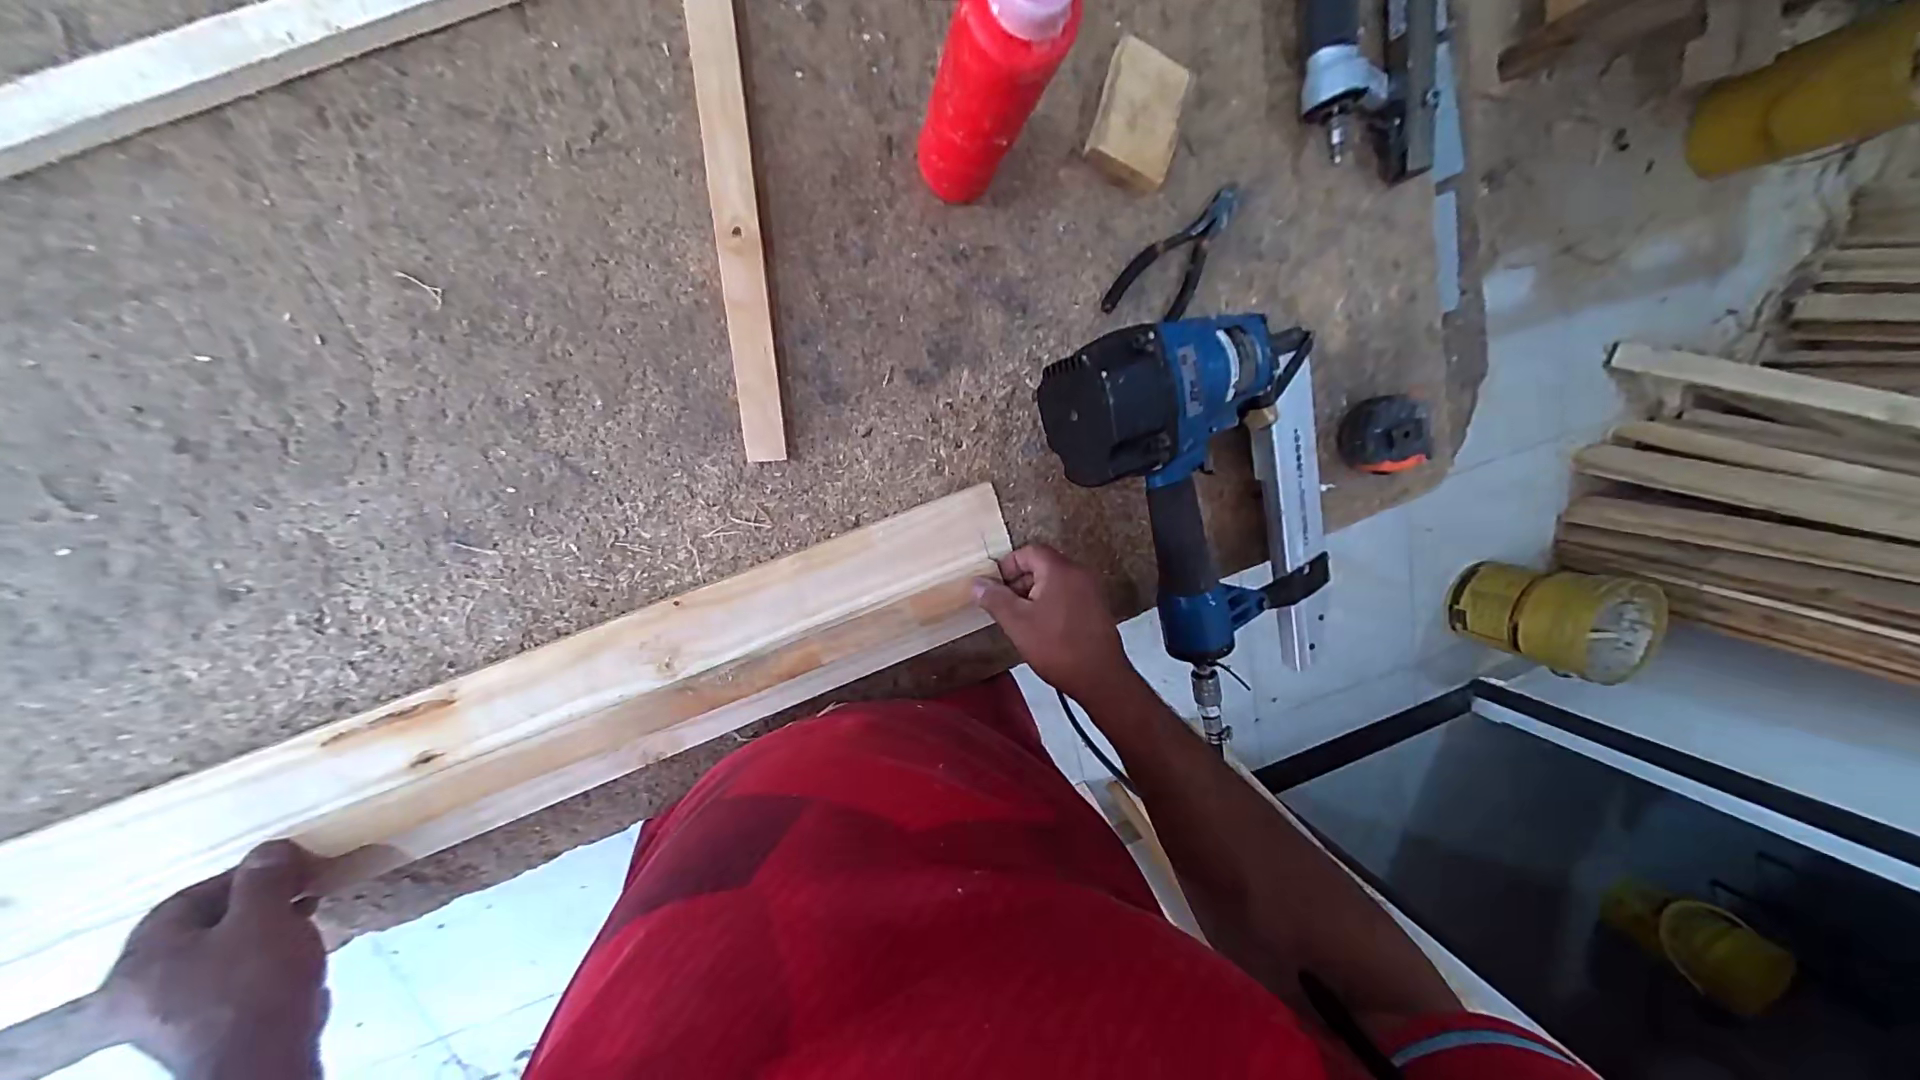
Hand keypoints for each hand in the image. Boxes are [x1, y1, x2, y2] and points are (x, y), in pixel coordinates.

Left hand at [100, 841, 327, 1079]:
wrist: (263, 1056)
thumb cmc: (256, 980)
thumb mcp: (266, 916)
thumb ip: (265, 878)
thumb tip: (271, 849)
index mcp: (140, 961)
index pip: (188, 898)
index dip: (245, 875)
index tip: (293, 866)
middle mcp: (137, 990)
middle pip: (201, 927)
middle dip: (258, 902)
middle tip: (302, 888)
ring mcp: (166, 1014)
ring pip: (218, 951)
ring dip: (264, 927)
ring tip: (307, 915)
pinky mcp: (200, 1027)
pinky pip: (229, 976)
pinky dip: (261, 957)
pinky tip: (295, 951)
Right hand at [973, 545, 1143, 706]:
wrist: (1100, 678)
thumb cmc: (1056, 647)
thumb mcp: (1017, 622)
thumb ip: (995, 599)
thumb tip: (978, 583)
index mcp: (1060, 570)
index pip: (1030, 551)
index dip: (1008, 565)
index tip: (995, 587)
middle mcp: (1079, 573)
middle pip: (1043, 565)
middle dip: (1019, 581)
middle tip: (1004, 605)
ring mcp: (1091, 591)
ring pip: (1055, 582)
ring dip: (1034, 595)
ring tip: (1020, 620)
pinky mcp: (1097, 608)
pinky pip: (1068, 595)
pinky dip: (1051, 604)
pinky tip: (1042, 628)